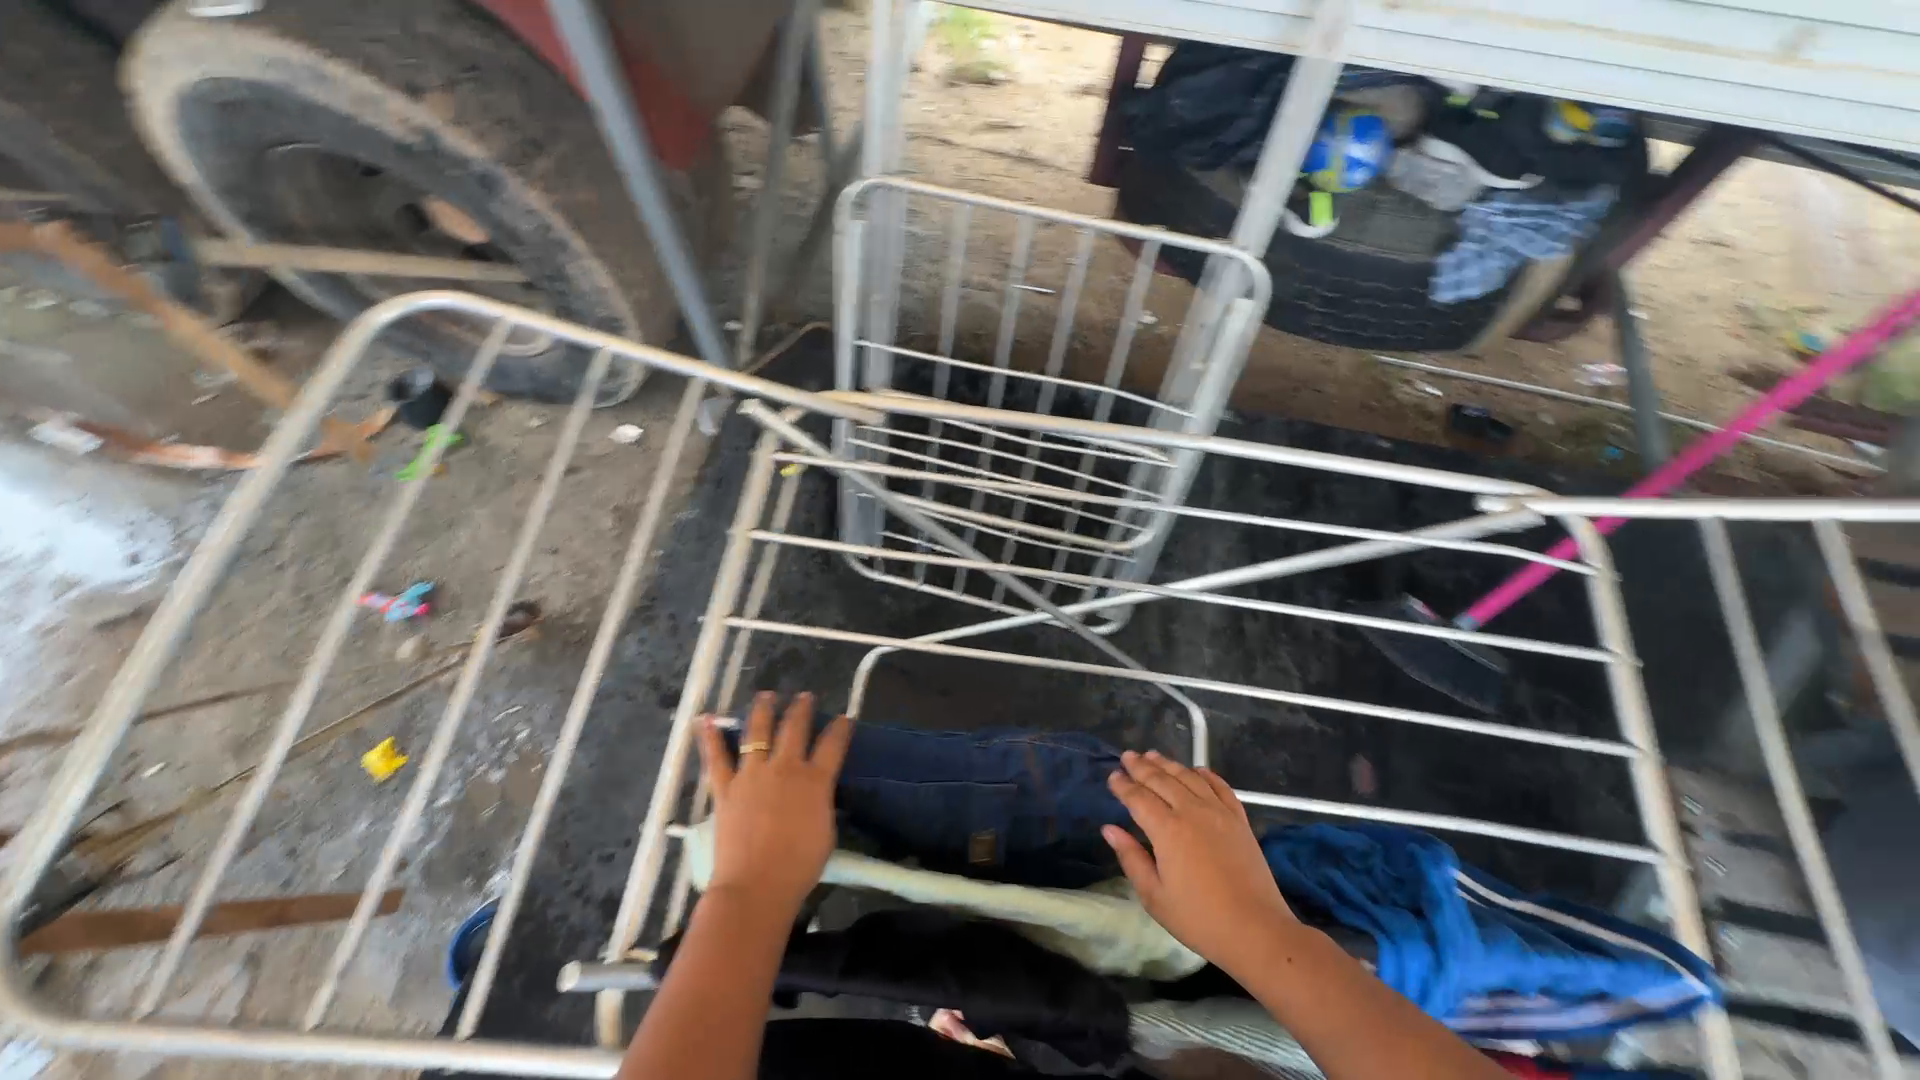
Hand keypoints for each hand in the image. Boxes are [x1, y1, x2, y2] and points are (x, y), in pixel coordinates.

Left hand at [696, 691, 852, 915]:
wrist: (757, 884)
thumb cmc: (799, 866)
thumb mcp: (826, 832)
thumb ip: (822, 804)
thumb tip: (817, 793)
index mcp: (816, 780)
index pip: (833, 745)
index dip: (841, 728)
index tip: (845, 717)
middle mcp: (785, 768)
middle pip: (795, 728)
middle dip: (801, 709)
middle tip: (804, 696)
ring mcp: (752, 774)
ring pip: (758, 731)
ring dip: (763, 710)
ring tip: (766, 695)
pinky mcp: (726, 788)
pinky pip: (716, 758)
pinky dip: (710, 737)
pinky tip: (706, 719)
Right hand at [1103, 750, 1295, 973]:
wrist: (1256, 929)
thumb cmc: (1199, 918)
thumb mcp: (1154, 896)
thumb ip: (1131, 858)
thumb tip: (1110, 829)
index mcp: (1167, 830)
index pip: (1138, 798)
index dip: (1123, 786)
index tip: (1112, 776)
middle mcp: (1192, 812)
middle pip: (1162, 780)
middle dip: (1142, 767)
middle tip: (1128, 756)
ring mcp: (1219, 813)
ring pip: (1189, 778)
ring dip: (1169, 765)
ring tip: (1153, 755)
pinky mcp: (1240, 820)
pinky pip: (1221, 787)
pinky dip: (1206, 775)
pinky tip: (1197, 770)